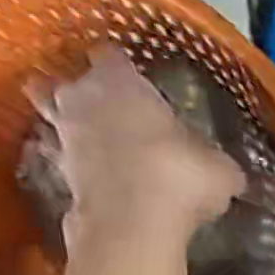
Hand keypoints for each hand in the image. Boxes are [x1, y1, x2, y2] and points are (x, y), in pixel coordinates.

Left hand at [27, 46, 242, 231]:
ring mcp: (63, 132)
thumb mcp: (221, 169)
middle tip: (110, 110)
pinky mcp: (56, 168)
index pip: (113, 57)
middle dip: (85, 92)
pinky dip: (78, 161)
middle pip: (68, 81)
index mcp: (121, 82)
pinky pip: (63, 155)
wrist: (135, 217)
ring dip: (71, 123)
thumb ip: (214, 159)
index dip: (126, 69)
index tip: (141, 84)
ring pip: (53, 113)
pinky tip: (99, 174)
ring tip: (99, 141)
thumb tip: (221, 166)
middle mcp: (82, 97)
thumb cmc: (181, 175)